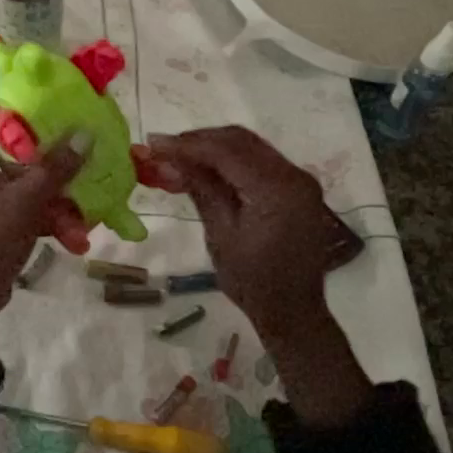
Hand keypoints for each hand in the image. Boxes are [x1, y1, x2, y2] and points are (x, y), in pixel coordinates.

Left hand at [0, 98, 85, 357]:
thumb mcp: (27, 201)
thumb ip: (56, 168)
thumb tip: (84, 134)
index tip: (24, 95)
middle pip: (3, 148)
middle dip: (39, 147)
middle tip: (68, 138)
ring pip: (22, 184)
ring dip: (53, 190)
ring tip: (84, 191)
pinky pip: (28, 212)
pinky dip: (50, 218)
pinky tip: (76, 232)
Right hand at [136, 126, 373, 425]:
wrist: (293, 310)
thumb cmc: (252, 281)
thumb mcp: (220, 234)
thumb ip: (201, 188)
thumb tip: (170, 159)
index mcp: (277, 189)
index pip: (226, 151)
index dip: (186, 145)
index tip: (153, 145)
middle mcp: (294, 175)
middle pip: (239, 141)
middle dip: (198, 141)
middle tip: (161, 150)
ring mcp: (299, 180)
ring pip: (249, 147)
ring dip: (212, 148)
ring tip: (176, 158)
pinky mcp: (296, 188)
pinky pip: (259, 162)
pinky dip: (229, 161)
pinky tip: (203, 169)